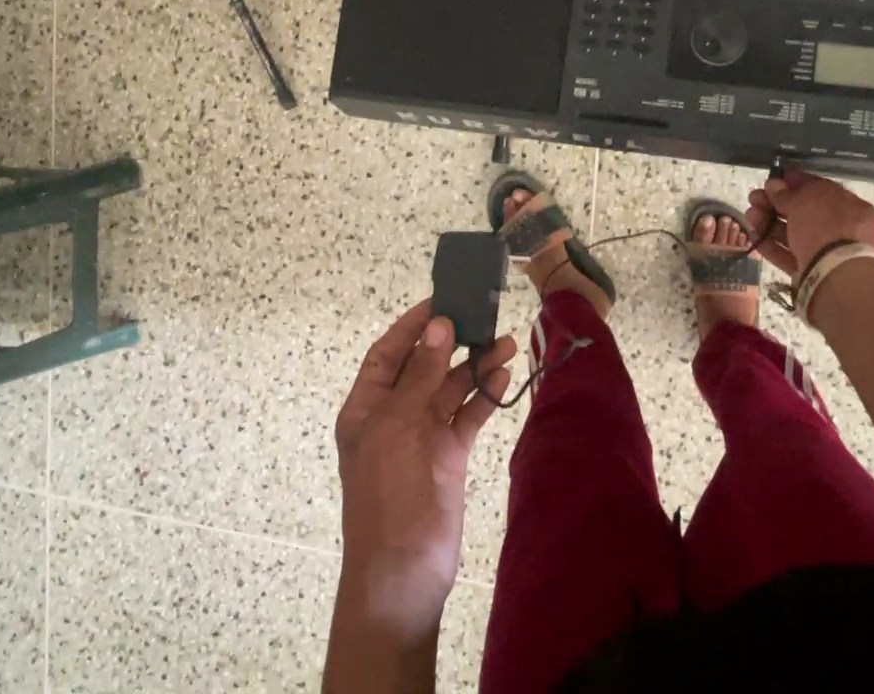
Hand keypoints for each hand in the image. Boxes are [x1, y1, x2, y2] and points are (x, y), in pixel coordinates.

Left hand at [332, 300, 515, 644]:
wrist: (403, 572)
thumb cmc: (387, 495)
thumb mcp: (398, 428)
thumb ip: (420, 376)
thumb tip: (439, 325)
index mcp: (367, 407)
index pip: (389, 354)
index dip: (412, 326)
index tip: (442, 300)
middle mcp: (395, 415)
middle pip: (424, 366)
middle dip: (451, 341)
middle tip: (485, 315)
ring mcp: (424, 435)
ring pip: (451, 388)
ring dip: (475, 365)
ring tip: (506, 341)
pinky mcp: (450, 455)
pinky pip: (468, 415)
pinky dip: (485, 395)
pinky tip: (504, 375)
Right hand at [745, 168, 873, 281]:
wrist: (835, 278)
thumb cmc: (826, 229)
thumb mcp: (805, 202)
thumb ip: (787, 194)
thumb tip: (774, 185)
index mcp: (852, 208)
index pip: (821, 189)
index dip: (795, 183)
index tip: (773, 180)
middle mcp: (843, 230)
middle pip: (803, 212)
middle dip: (776, 204)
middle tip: (753, 198)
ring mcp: (826, 253)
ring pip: (793, 233)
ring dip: (769, 222)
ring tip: (749, 215)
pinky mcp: (810, 272)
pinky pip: (789, 254)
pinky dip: (771, 244)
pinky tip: (753, 235)